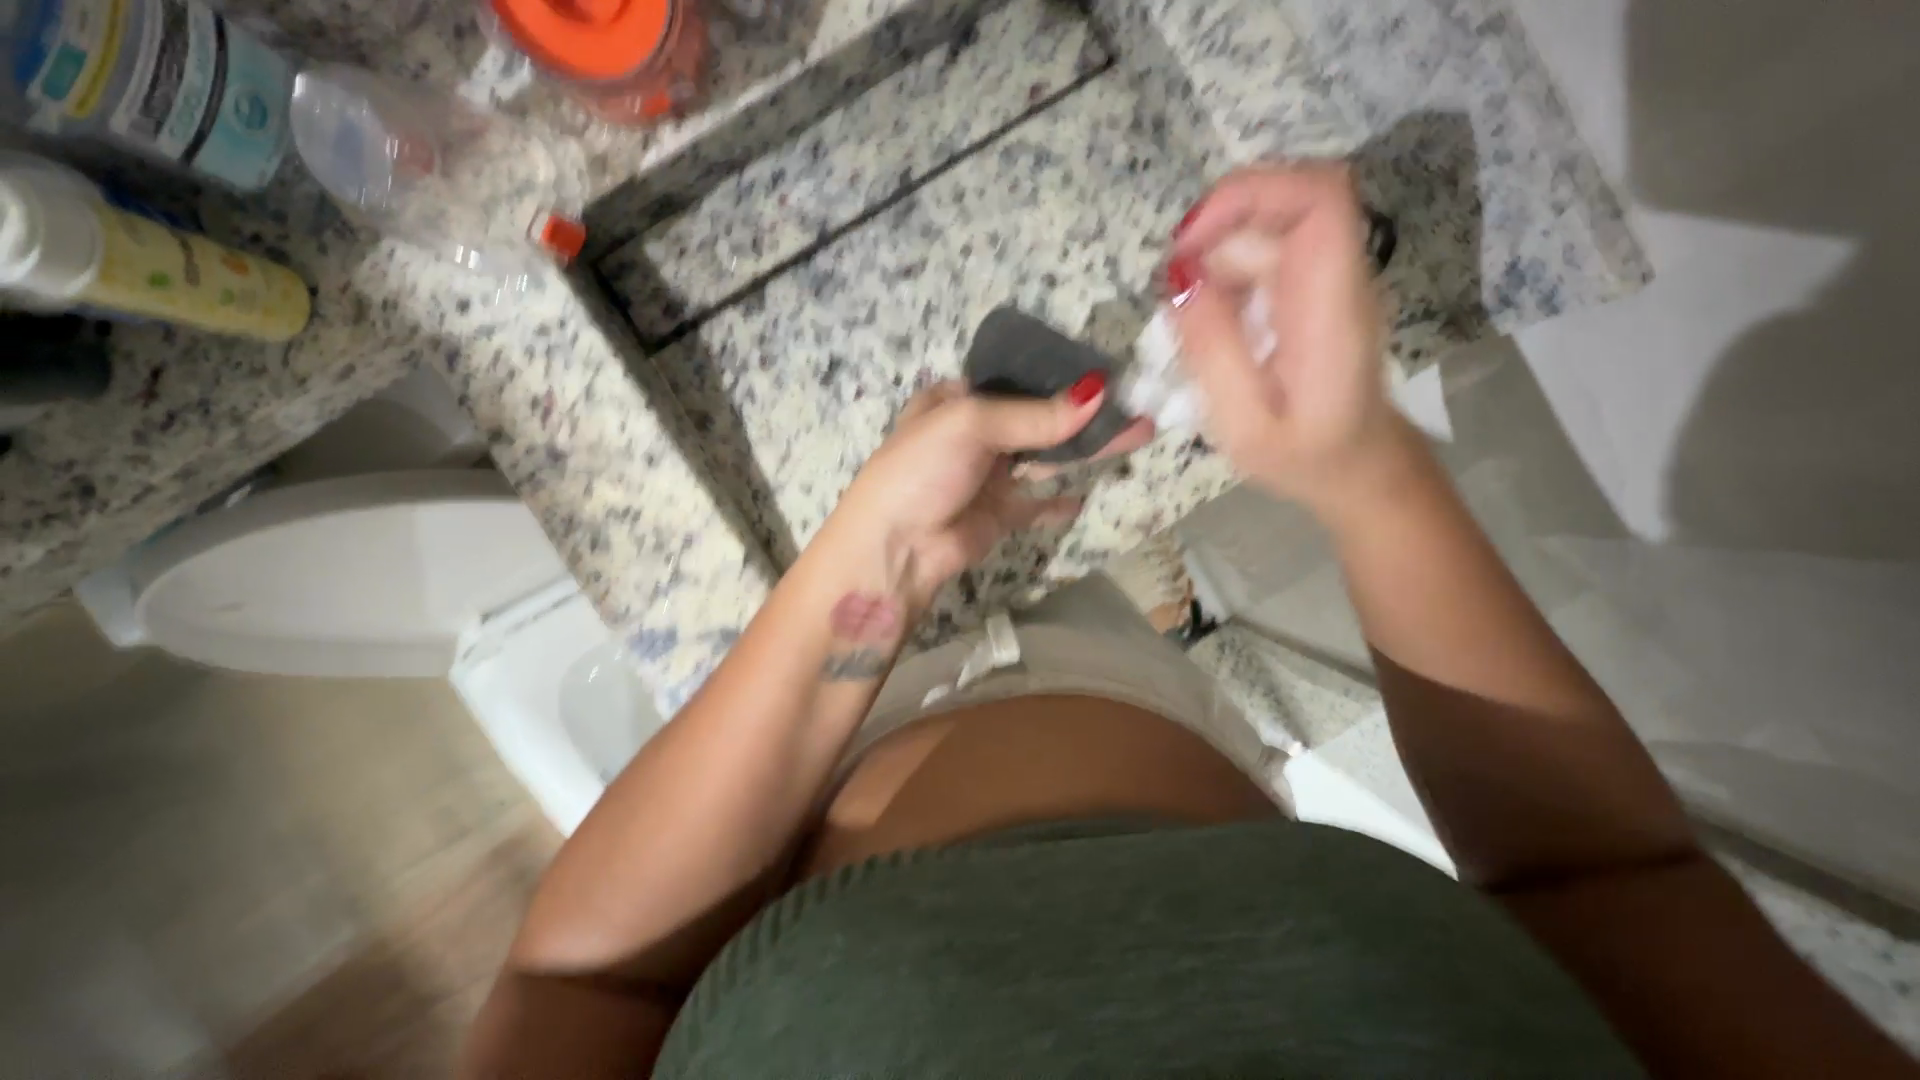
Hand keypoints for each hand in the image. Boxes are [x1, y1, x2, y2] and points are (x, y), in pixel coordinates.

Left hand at [813, 378, 1152, 610]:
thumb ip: (1035, 414)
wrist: (894, 547)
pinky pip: (1036, 505)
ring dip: (1084, 451)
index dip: (1057, 377)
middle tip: (1137, 406)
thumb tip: (1098, 395)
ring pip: (1044, 458)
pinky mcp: (998, 515)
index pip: (1015, 381)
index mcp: (955, 400)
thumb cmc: (922, 469)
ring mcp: (986, 476)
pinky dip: (1059, 502)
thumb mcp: (971, 425)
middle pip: (1037, 419)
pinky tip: (1087, 495)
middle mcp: (973, 435)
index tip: (1108, 373)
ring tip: (1137, 437)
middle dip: (1082, 415)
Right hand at [1167, 164, 1420, 515]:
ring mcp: (1326, 281)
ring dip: (1212, 265)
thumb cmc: (1305, 458)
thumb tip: (1180, 278)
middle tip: (1173, 295)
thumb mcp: (1244, 424)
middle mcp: (1336, 278)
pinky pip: (1262, 260)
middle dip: (1214, 236)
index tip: (1191, 241)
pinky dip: (1222, 283)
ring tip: (1185, 326)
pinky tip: (1208, 330)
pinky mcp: (1310, 292)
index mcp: (1330, 306)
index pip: (1318, 197)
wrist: (1358, 469)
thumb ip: (1212, 351)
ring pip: (1263, 233)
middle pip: (1280, 208)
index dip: (1249, 194)